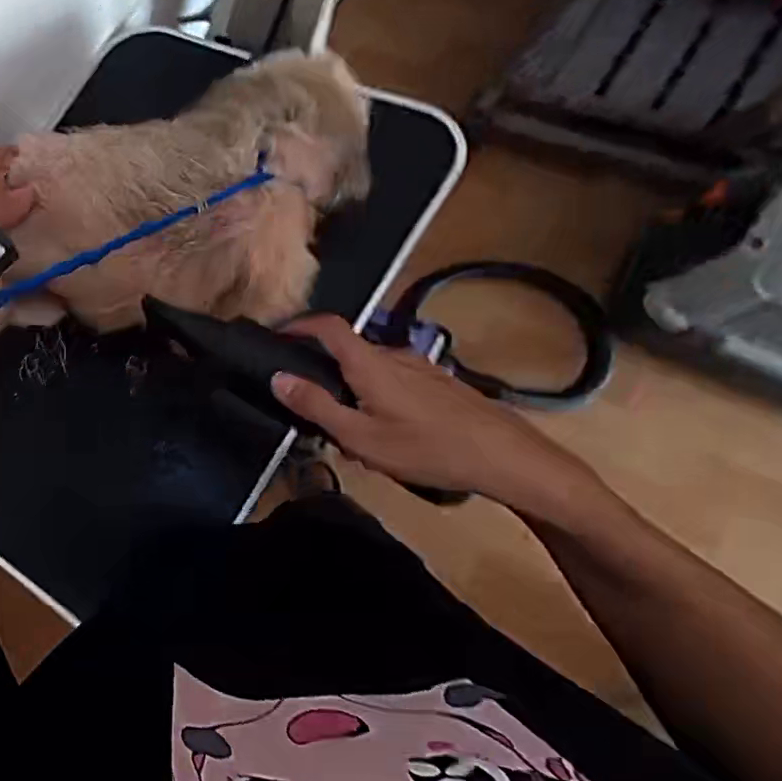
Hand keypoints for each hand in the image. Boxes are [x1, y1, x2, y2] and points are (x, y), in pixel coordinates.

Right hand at [270, 314, 609, 523]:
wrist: (503, 456)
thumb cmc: (426, 448)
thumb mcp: (361, 437)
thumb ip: (317, 406)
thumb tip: (278, 377)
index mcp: (371, 363)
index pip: (329, 326)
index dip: (301, 325)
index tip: (278, 336)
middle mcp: (395, 356)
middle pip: (349, 351)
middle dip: (326, 373)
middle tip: (316, 412)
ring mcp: (421, 368)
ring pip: (373, 370)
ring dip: (354, 391)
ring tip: (355, 434)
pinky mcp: (439, 384)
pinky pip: (396, 381)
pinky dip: (378, 397)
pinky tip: (391, 435)